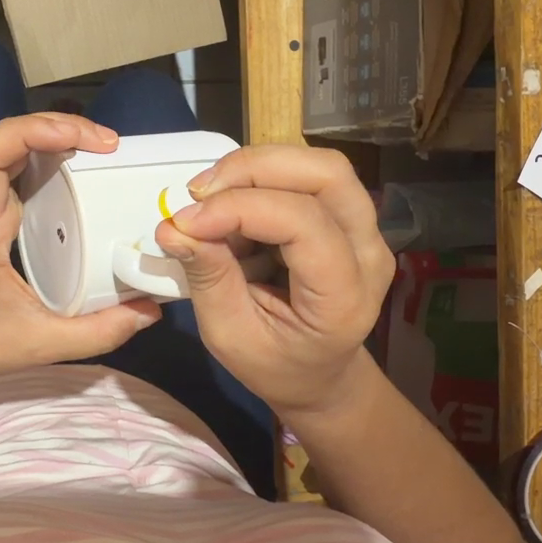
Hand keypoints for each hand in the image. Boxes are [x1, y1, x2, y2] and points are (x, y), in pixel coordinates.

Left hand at [0, 113, 160, 392]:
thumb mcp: (42, 345)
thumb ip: (99, 332)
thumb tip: (149, 310)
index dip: (28, 132)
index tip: (79, 140)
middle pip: (0, 142)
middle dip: (53, 127)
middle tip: (107, 143)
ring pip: (6, 150)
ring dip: (50, 136)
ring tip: (100, 147)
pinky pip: (12, 170)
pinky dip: (45, 156)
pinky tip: (78, 168)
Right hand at [155, 146, 394, 417]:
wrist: (320, 377)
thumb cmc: (275, 365)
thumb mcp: (229, 336)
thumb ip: (208, 278)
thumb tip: (172, 228)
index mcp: (344, 297)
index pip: (304, 223)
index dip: (240, 208)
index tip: (185, 221)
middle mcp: (369, 253)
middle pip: (327, 173)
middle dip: (254, 168)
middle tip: (200, 193)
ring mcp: (366, 230)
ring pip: (320, 165)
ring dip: (257, 168)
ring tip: (212, 197)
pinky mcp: (350, 217)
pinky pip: (308, 176)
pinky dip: (261, 178)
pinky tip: (232, 206)